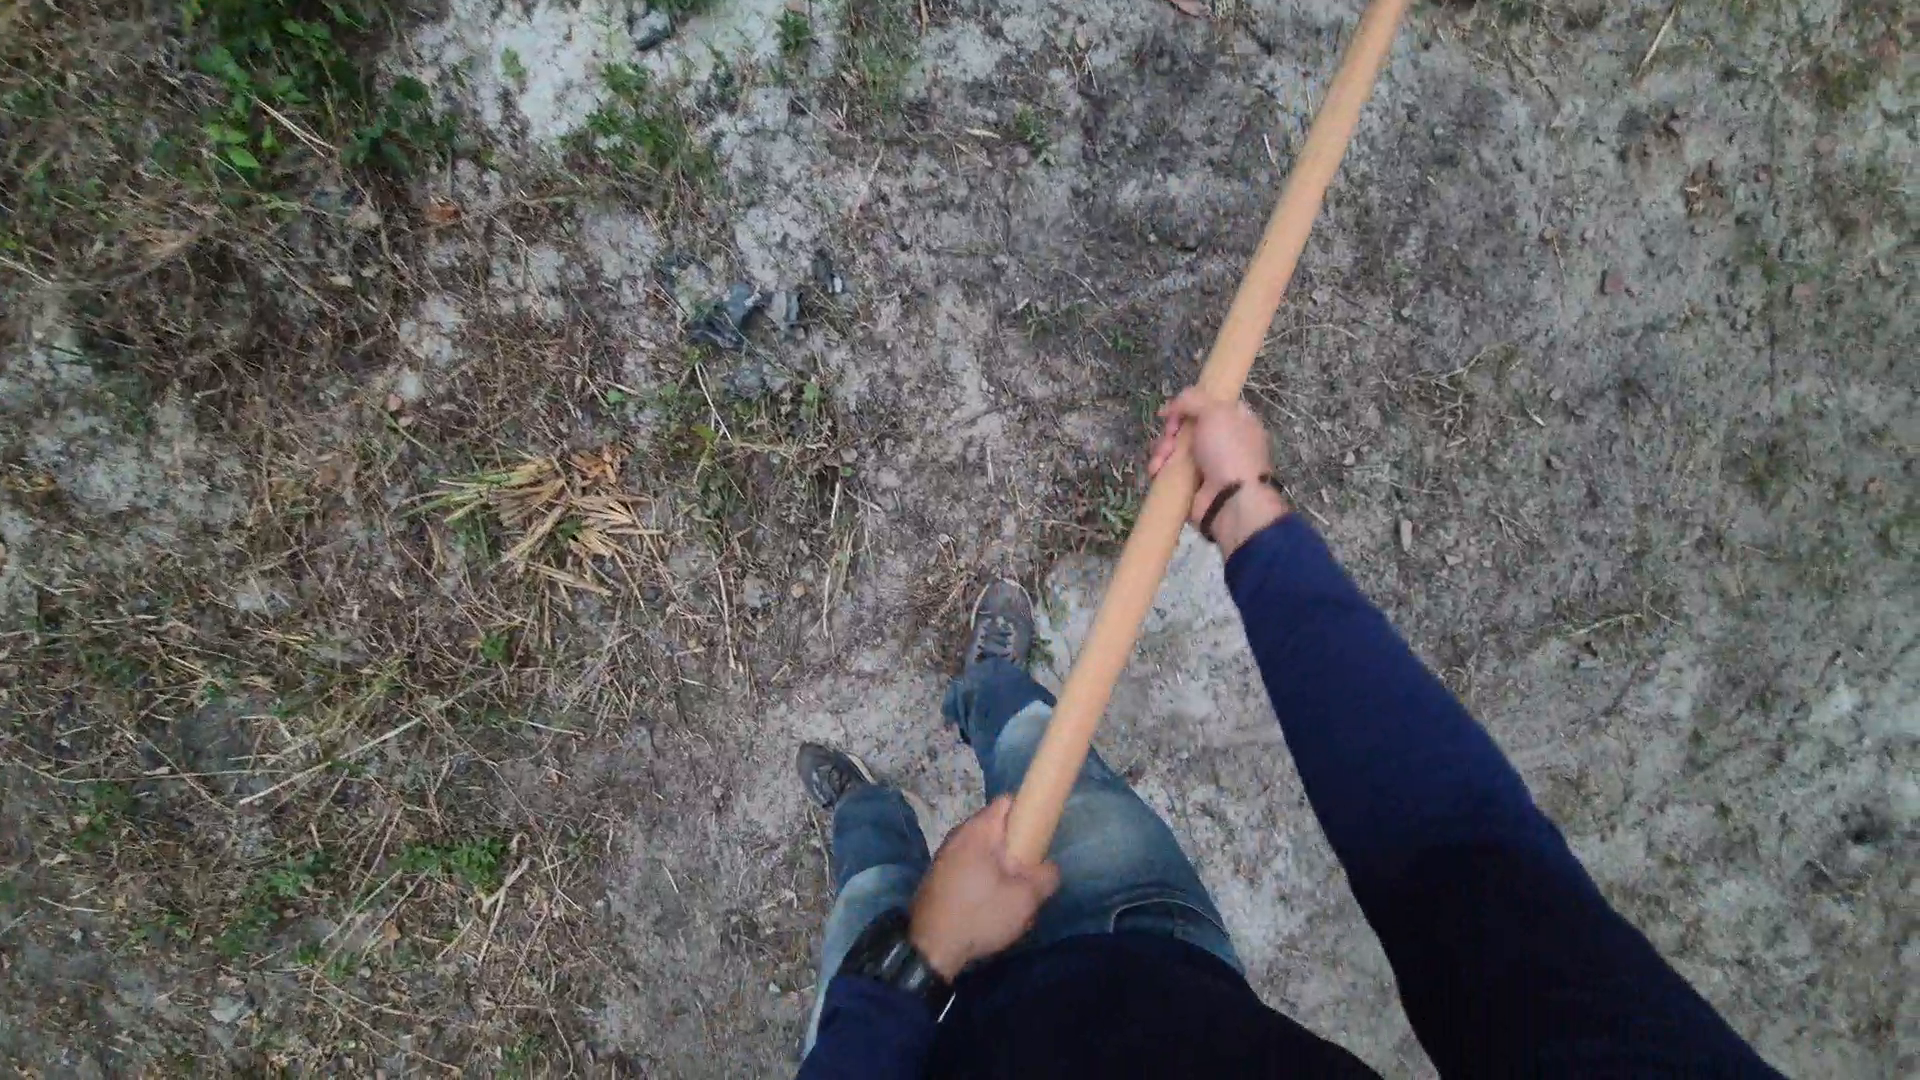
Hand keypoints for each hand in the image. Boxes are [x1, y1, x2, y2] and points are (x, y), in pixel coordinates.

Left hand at [908, 797, 1059, 978]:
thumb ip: (1045, 877)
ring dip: (1001, 869)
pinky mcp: (940, 875)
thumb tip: (1050, 867)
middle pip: (998, 829)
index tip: (1043, 835)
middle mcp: (959, 834)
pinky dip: (984, 879)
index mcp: (978, 830)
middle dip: (1017, 848)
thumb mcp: (1024, 899)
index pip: (1008, 801)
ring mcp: (946, 855)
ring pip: (985, 851)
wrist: (930, 946)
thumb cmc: (979, 914)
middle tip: (1030, 872)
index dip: (1029, 811)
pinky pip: (971, 866)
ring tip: (1013, 896)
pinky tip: (991, 906)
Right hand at [1148, 388, 1290, 556]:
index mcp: (1236, 422)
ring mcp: (1206, 465)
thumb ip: (1192, 399)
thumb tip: (1170, 407)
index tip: (1173, 410)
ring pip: (1174, 449)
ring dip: (1162, 450)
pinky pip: (1169, 471)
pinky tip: (1157, 471)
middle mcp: (1222, 443)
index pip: (1208, 407)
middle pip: (1186, 427)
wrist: (1230, 500)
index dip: (1188, 406)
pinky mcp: (1190, 485)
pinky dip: (1160, 469)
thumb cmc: (1229, 451)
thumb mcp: (1216, 411)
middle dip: (1171, 431)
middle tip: (1170, 436)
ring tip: (1161, 460)